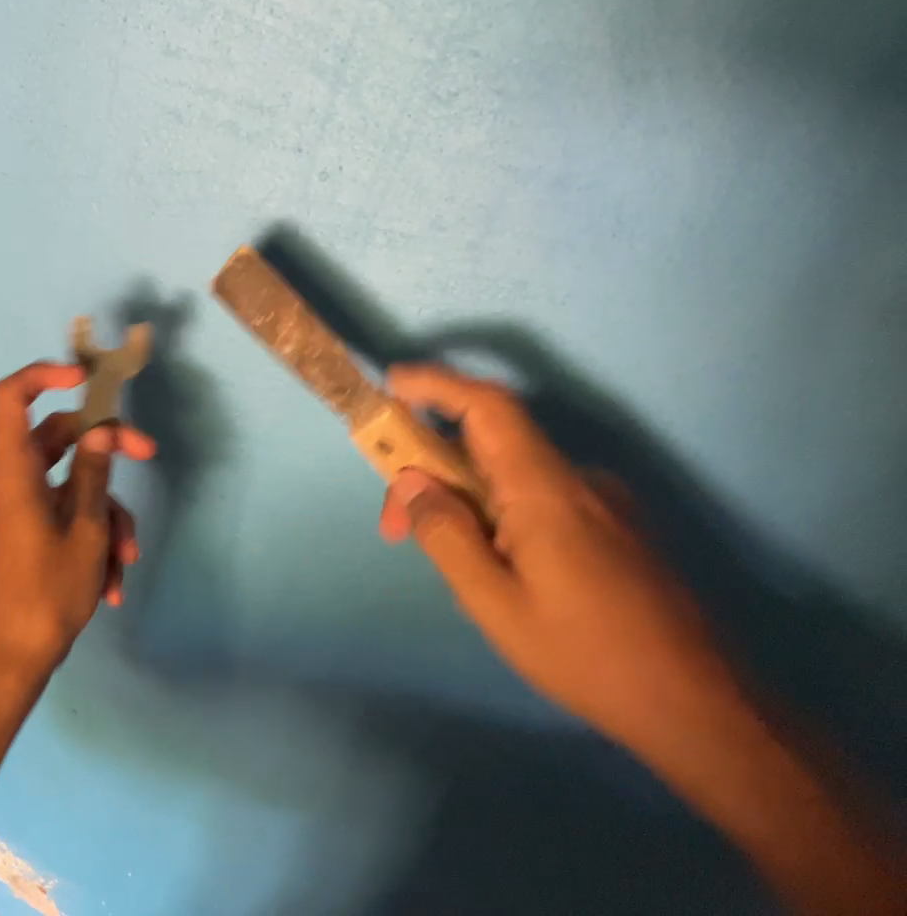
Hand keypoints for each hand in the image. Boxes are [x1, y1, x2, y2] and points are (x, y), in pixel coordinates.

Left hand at [0, 361, 154, 680]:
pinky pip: (65, 515)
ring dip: (106, 514)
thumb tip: (99, 433)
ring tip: (125, 561)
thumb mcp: (84, 531)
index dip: (43, 375)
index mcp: (15, 470)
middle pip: (59, 436)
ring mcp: (21, 506)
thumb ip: (92, 475)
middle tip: (148, 453)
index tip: (83, 377)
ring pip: (72, 482)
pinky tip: (113, 583)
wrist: (12, 654)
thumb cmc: (46, 591)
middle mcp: (13, 480)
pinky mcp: (29, 530)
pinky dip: (92, 539)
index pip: (11, 398)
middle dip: (107, 449)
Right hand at [377, 364, 737, 748]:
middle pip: (487, 446)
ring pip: (509, 479)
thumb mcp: (492, 601)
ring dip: (460, 503)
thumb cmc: (587, 654)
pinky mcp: (615, 531)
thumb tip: (412, 482)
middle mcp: (578, 483)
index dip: (436, 385)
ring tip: (449, 571)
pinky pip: (536, 503)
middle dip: (428, 472)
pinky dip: (495, 519)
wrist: (706, 709)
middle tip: (393, 530)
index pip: (488, 408)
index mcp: (546, 491)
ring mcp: (603, 506)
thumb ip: (444, 534)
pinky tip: (495, 576)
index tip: (389, 386)